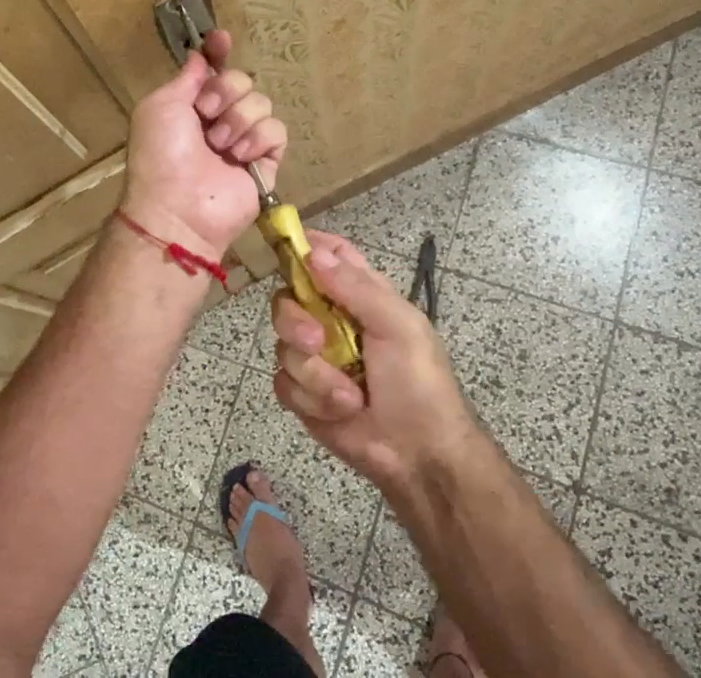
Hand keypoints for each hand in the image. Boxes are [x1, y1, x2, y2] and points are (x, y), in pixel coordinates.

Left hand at [121, 30, 286, 256]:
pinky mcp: (267, 162)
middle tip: (205, 115)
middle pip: (241, 80)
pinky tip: (240, 157)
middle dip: (224, 92)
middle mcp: (218, 120)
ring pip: (261, 103)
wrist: (178, 207)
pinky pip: (277, 130)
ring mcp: (244, 141)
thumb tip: (199, 55)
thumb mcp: (160, 106)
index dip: (219, 52)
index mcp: (190, 106)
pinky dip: (258, 140)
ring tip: (219, 147)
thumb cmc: (160, 155)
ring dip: (237, 120)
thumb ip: (185, 78)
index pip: (212, 69)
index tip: (221, 39)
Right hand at [271, 231, 486, 491]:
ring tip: (351, 396)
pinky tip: (342, 410)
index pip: (328, 255)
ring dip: (316, 374)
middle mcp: (331, 321)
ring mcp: (315, 358)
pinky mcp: (302, 394)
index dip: (306, 247)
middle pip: (287, 298)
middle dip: (296, 321)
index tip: (287, 248)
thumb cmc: (419, 383)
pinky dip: (313, 398)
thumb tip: (313, 251)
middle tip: (318, 341)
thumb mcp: (398, 326)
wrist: (418, 453)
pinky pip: (283, 383)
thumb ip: (356, 286)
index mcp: (361, 296)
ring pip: (282, 345)